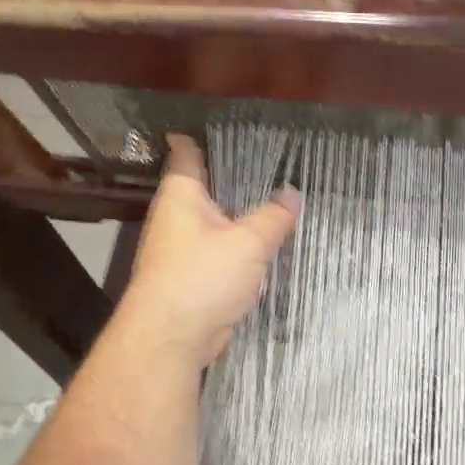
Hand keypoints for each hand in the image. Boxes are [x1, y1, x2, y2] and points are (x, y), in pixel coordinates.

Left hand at [123, 134, 300, 365]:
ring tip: (271, 207)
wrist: (172, 336)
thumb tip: (293, 193)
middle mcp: (175, 219)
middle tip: (265, 167)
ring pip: (213, 226)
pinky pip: (218, 256)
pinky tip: (260, 253)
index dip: (198, 139)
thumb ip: (274, 218)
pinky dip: (237, 251)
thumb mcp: (249, 243)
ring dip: (236, 219)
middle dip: (229, 181)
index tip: (218, 128)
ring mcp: (180, 251)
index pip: (186, 155)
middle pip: (202, 190)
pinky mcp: (190, 280)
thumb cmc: (203, 277)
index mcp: (181, 197)